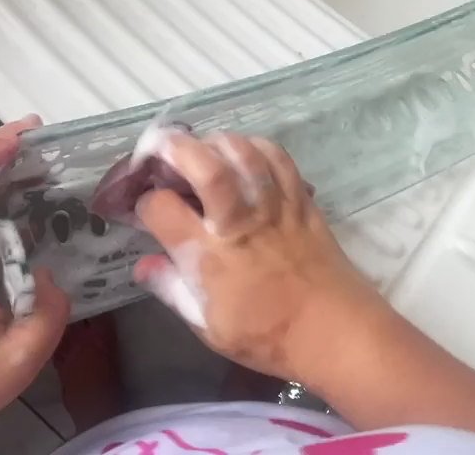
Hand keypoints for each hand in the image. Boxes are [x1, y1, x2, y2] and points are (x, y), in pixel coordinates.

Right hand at [132, 131, 387, 383]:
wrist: (332, 330)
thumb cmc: (266, 334)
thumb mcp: (208, 326)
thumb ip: (172, 290)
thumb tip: (142, 264)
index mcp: (210, 256)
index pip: (163, 210)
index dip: (145, 202)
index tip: (146, 205)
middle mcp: (239, 222)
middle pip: (206, 168)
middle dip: (176, 148)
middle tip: (160, 145)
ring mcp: (273, 205)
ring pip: (243, 153)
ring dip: (216, 140)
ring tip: (201, 146)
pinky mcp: (300, 198)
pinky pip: (278, 158)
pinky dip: (257, 145)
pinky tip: (244, 151)